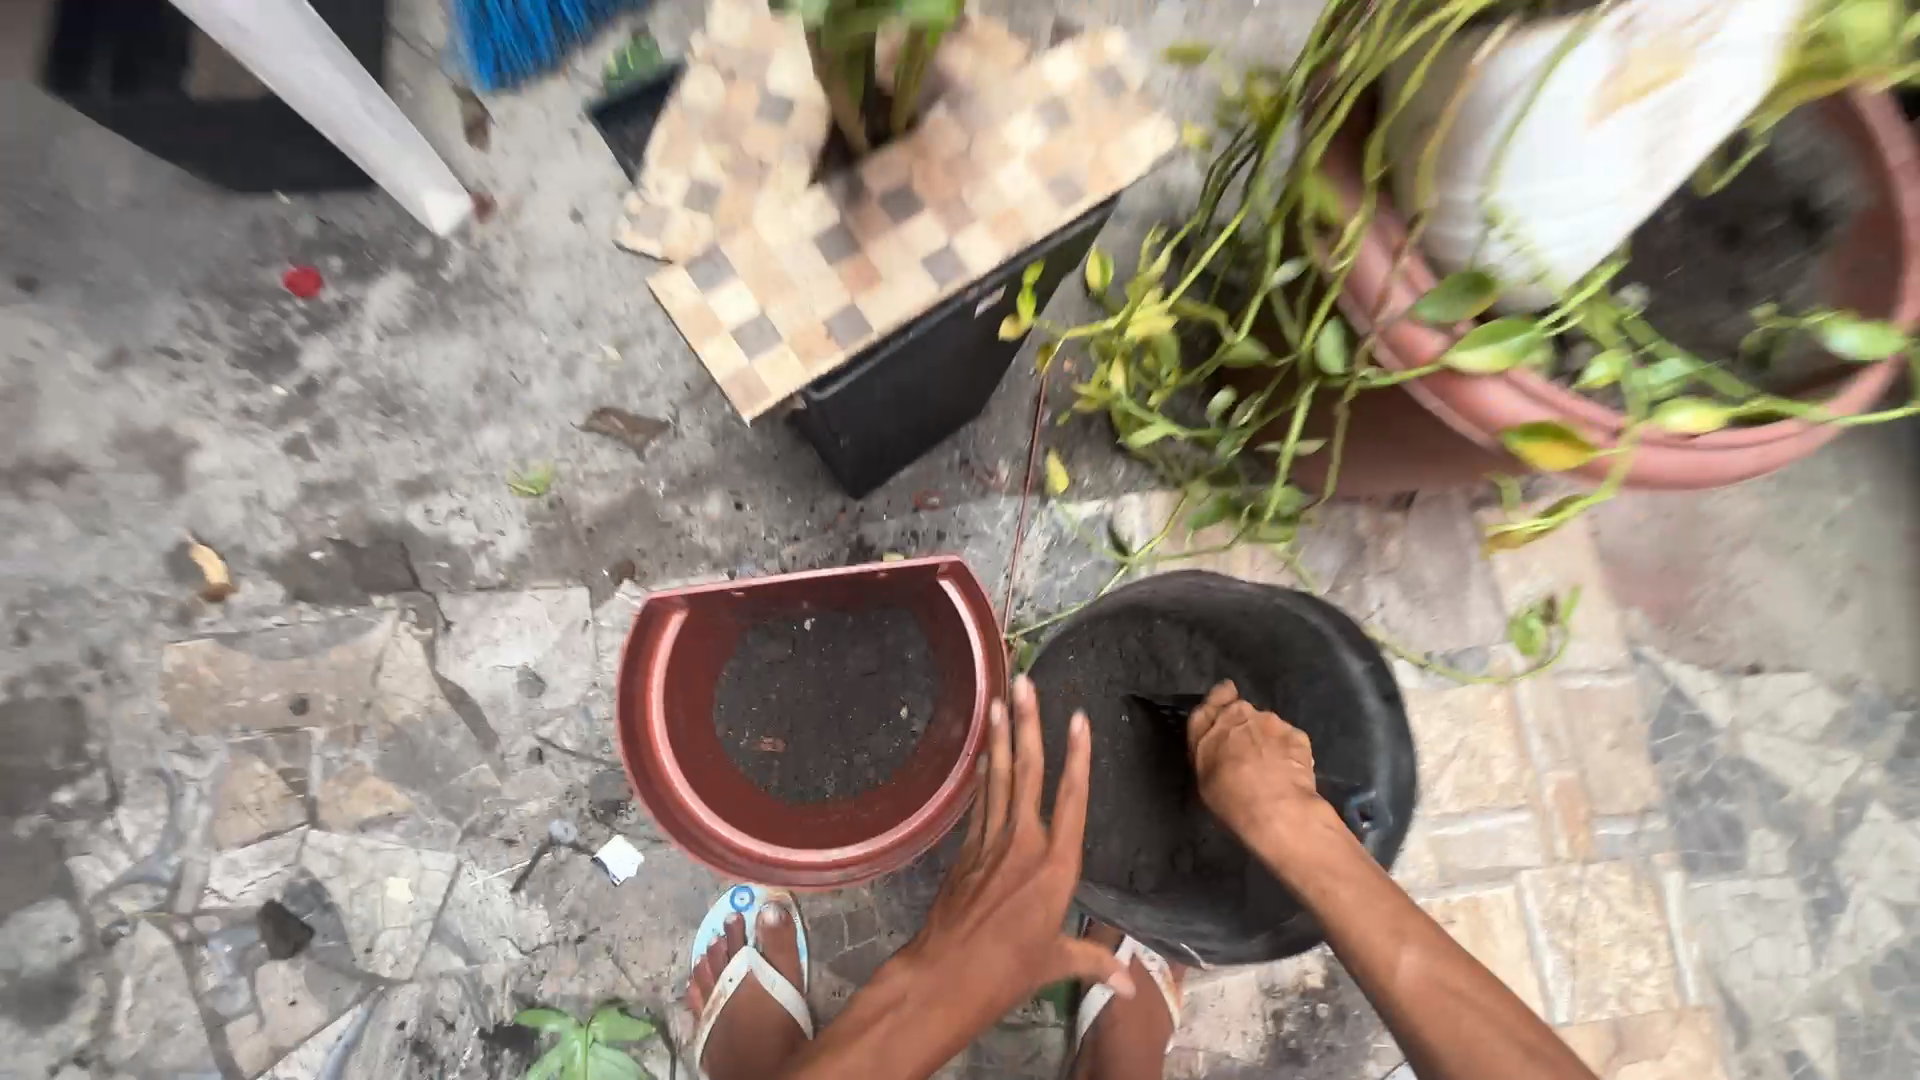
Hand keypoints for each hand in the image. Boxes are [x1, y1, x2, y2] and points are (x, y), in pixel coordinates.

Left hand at [900, 676, 1133, 1032]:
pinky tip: (983, 753)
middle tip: (1026, 683)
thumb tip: (1133, 988)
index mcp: (1056, 865)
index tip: (1078, 717)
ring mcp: (991, 840)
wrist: (947, 974)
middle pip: (1029, 771)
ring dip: (1000, 736)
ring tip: (999, 699)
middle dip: (1028, 724)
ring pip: (1000, 778)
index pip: (1072, 798)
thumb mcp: (1058, 964)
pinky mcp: (967, 848)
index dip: (1078, 755)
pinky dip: (983, 775)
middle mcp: (1025, 841)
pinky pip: (980, 802)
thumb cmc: (1011, 971)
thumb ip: (1095, 963)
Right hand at [1187, 680, 1334, 847]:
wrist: (1274, 809)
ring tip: (1272, 768)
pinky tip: (1290, 773)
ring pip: (1269, 726)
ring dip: (1268, 740)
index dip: (1223, 699)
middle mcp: (1242, 713)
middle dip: (1246, 726)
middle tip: (1248, 753)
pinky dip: (1290, 752)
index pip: (1218, 694)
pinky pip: (1291, 740)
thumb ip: (1208, 746)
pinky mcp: (1299, 735)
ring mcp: (1273, 722)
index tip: (1228, 708)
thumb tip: (1217, 742)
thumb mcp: (1202, 772)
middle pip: (1244, 712)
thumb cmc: (1227, 795)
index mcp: (1212, 720)